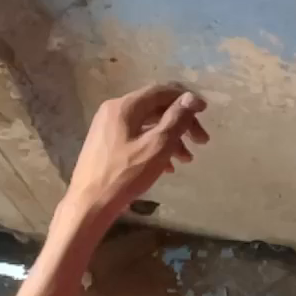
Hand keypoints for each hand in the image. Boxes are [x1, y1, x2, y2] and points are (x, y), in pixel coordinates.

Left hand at [63, 83, 208, 227]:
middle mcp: (115, 111)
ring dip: (171, 139)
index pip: (161, 92)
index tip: (205, 113)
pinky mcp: (107, 145)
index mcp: (125, 106)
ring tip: (187, 160)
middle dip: (181, 123)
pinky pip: (137, 138)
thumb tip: (191, 98)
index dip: (186, 99)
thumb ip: (176, 120)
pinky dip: (155, 147)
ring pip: (148, 126)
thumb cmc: (125, 174)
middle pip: (156, 109)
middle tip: (202, 142)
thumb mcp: (157, 146)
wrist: (90, 203)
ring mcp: (108, 128)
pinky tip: (167, 167)